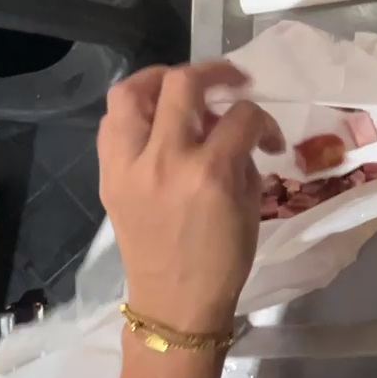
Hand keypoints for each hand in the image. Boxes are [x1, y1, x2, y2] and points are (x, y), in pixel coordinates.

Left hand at [98, 61, 283, 334]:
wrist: (175, 304)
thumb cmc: (223, 260)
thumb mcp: (248, 204)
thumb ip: (242, 156)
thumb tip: (235, 127)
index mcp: (209, 173)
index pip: (241, 116)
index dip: (263, 119)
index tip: (268, 137)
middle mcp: (164, 160)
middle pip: (182, 84)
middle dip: (214, 73)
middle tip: (231, 82)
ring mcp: (128, 166)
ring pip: (131, 92)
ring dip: (162, 80)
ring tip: (182, 89)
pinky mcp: (108, 176)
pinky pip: (113, 123)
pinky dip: (136, 111)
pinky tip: (156, 120)